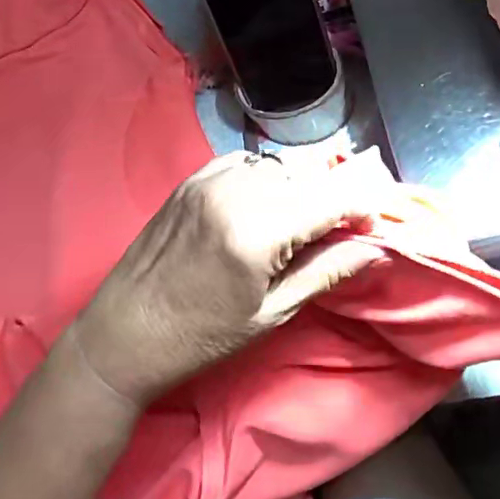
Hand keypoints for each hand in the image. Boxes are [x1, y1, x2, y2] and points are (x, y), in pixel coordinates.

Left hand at [60, 152, 391, 411]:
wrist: (123, 333)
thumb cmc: (201, 336)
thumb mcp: (272, 313)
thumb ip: (327, 272)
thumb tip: (376, 249)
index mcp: (258, 230)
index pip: (333, 198)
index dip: (364, 207)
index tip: (376, 226)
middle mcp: (235, 190)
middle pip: (311, 172)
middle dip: (340, 190)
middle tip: (351, 220)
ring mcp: (209, 179)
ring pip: (281, 162)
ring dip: (307, 180)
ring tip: (314, 211)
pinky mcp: (192, 179)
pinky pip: (248, 162)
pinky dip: (271, 174)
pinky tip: (273, 199)